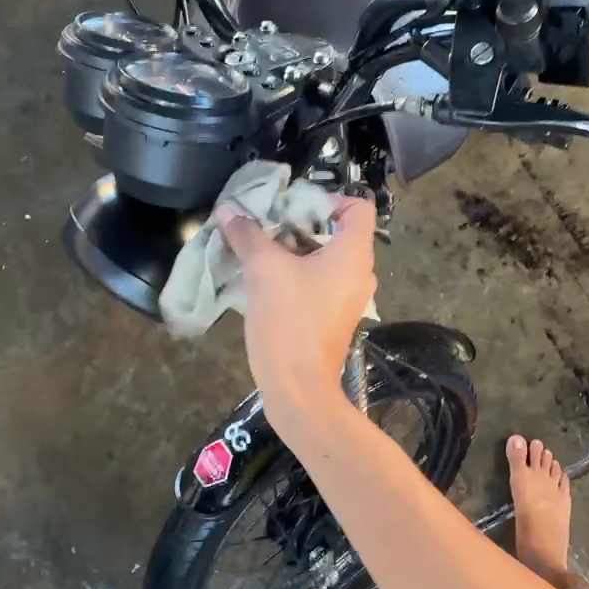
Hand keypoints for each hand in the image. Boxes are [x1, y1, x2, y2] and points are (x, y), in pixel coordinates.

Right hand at [215, 196, 376, 416]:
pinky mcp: (334, 316)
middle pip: (338, 230)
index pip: (358, 207)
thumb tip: (228, 209)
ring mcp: (349, 297)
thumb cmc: (290, 323)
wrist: (299, 389)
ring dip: (296, 249)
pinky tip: (266, 279)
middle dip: (301, 223)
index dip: (328, 199)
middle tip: (268, 225)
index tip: (293, 207)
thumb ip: (247, 235)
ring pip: (326, 257)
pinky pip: (321, 281)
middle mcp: (359, 272)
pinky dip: (298, 273)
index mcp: (354, 253)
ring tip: (262, 249)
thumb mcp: (264, 271)